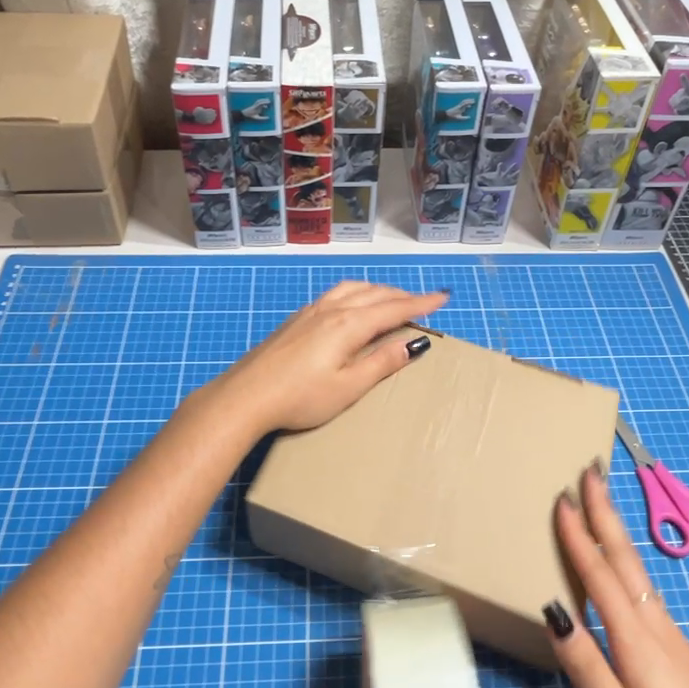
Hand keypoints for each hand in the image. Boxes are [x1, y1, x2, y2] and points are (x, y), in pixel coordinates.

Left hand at [205, 281, 446, 434]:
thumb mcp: (348, 387)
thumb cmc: (300, 398)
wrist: (245, 396)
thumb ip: (381, 363)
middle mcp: (332, 310)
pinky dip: (355, 293)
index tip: (443, 296)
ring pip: (352, 289)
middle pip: (374, 294)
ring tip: (390, 298)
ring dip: (377, 290)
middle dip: (402, 295)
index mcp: (349, 325)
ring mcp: (310, 312)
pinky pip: (335, 294)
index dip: (420, 303)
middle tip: (423, 300)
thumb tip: (414, 343)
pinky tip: (350, 304)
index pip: (393, 308)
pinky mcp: (295, 320)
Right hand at [545, 466, 688, 687]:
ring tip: (601, 514)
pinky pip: (652, 603)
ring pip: (642, 579)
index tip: (563, 495)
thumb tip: (554, 610)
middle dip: (607, 513)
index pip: (601, 577)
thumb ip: (588, 669)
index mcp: (639, 646)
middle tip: (592, 470)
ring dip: (618, 540)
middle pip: (628, 562)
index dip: (579, 535)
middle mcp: (663, 635)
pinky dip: (631, 575)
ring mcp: (682, 648)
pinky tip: (627, 584)